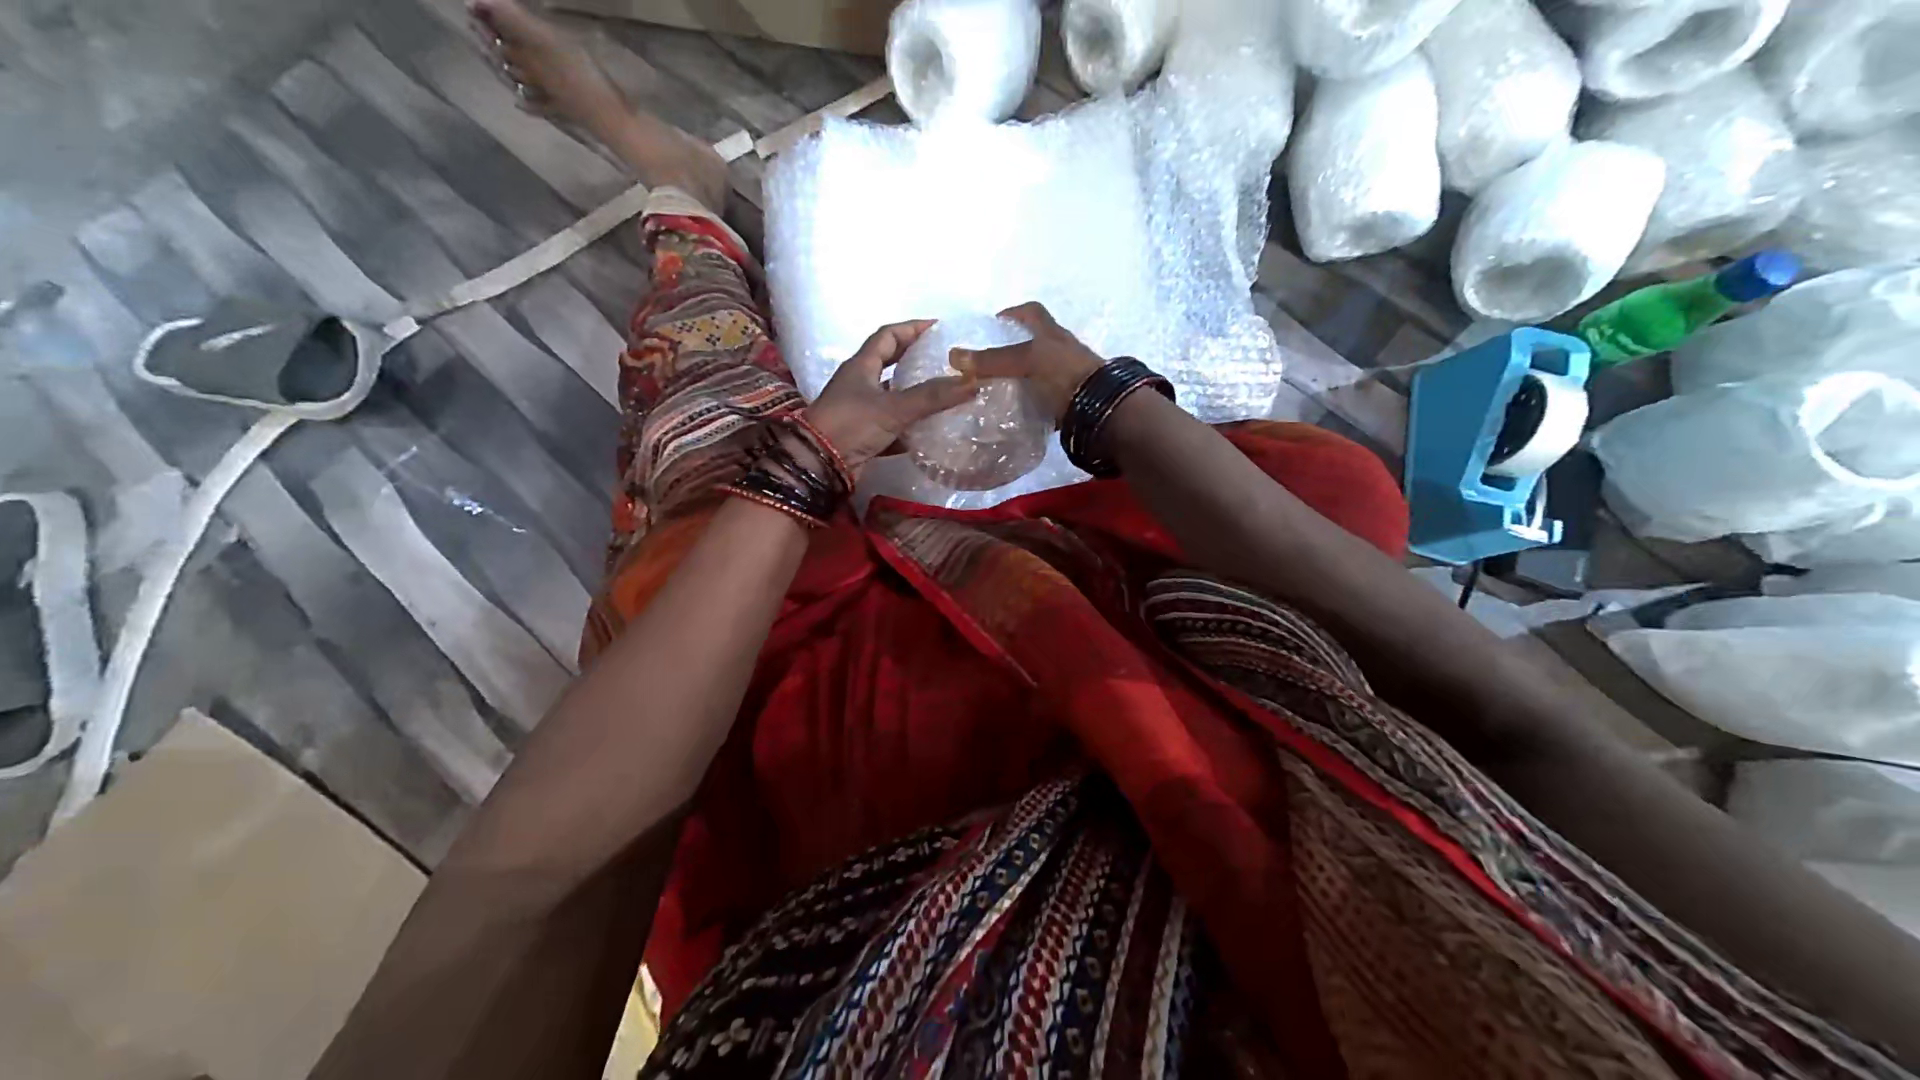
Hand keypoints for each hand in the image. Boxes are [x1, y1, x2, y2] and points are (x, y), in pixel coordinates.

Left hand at [803, 319, 979, 474]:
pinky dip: (910, 425)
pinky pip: (892, 423)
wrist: (819, 464)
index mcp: (861, 366)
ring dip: (915, 394)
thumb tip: (972, 383)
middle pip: (890, 362)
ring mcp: (860, 409)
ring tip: (944, 392)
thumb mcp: (893, 408)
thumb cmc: (851, 424)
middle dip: (915, 358)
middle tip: (943, 359)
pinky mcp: (863, 434)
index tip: (938, 328)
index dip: (913, 328)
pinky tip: (931, 428)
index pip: (888, 335)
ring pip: (892, 395)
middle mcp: (859, 383)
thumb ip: (932, 397)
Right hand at [949, 302, 1104, 422]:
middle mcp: (1063, 352)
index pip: (1032, 312)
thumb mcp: (1026, 361)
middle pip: (1036, 343)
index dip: (1012, 313)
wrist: (1101, 410)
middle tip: (988, 362)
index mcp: (1053, 334)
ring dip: (1022, 378)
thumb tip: (953, 356)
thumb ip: (991, 360)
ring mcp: (1068, 378)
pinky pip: (1045, 400)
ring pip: (1040, 373)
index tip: (993, 323)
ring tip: (996, 389)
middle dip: (1014, 349)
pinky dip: (1031, 404)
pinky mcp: (1069, 403)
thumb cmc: (1065, 374)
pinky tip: (1014, 413)